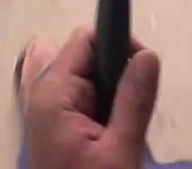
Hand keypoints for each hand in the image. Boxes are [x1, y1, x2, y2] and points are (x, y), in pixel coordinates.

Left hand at [21, 27, 160, 168]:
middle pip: (86, 57)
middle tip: (135, 109)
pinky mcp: (51, 131)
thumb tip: (148, 54)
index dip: (119, 44)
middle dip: (115, 74)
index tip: (144, 70)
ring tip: (123, 126)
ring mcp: (44, 113)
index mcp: (54, 91)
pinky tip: (108, 124)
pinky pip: (77, 101)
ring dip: (108, 94)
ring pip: (84, 80)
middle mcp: (43, 94)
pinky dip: (96, 105)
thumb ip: (134, 101)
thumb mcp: (119, 153)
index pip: (87, 38)